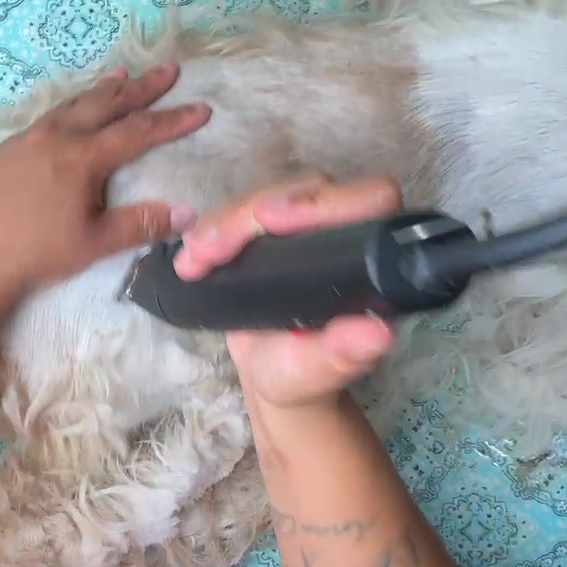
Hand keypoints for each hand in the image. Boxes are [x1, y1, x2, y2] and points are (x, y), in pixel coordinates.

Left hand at [0, 64, 209, 305]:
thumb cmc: (37, 254)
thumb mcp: (94, 244)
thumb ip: (139, 225)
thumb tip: (187, 214)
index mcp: (82, 159)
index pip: (137, 132)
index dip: (172, 121)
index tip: (201, 109)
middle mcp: (55, 138)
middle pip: (105, 104)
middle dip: (141, 88)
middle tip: (168, 71)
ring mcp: (26, 140)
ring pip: (70, 105)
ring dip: (101, 91)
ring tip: (122, 76)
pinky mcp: (4, 152)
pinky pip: (44, 120)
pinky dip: (66, 110)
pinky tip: (67, 116)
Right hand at [176, 175, 402, 409]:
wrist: (272, 375)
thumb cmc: (301, 377)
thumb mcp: (318, 372)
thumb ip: (344, 355)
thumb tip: (377, 334)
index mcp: (373, 259)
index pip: (365, 201)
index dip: (320, 202)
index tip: (269, 220)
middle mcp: (345, 231)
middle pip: (306, 189)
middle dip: (249, 215)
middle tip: (208, 251)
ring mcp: (305, 226)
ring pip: (268, 196)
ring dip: (223, 223)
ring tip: (192, 261)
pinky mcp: (271, 230)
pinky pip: (241, 211)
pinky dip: (211, 230)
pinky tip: (189, 256)